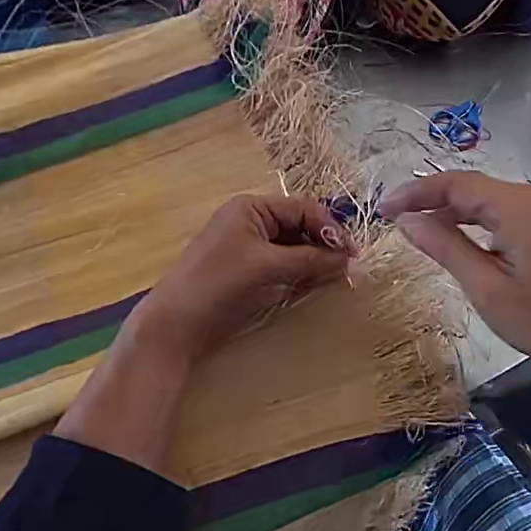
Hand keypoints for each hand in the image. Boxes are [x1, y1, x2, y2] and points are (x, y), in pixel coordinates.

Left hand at [122, 195, 353, 363]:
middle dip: (324, 246)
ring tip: (336, 279)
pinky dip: (302, 275)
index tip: (352, 254)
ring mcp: (251, 248)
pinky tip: (314, 287)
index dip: (329, 229)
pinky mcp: (251, 274)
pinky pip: (285, 268)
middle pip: (300, 227)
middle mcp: (252, 222)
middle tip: (349, 269)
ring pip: (295, 249)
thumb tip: (349, 261)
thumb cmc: (217, 282)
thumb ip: (308, 260)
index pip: (302, 209)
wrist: (177, 323)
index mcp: (251, 207)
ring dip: (316, 262)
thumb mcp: (265, 265)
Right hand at [380, 172, 530, 359]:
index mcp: (517, 208)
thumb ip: (444, 246)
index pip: (456, 185)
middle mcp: (528, 197)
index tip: (384, 209)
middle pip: (466, 185)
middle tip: (391, 216)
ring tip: (410, 223)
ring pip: (477, 195)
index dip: (415, 193)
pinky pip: (492, 207)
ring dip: (443, 206)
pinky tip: (444, 230)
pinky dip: (464, 215)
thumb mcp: (484, 286)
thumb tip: (405, 220)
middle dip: (425, 197)